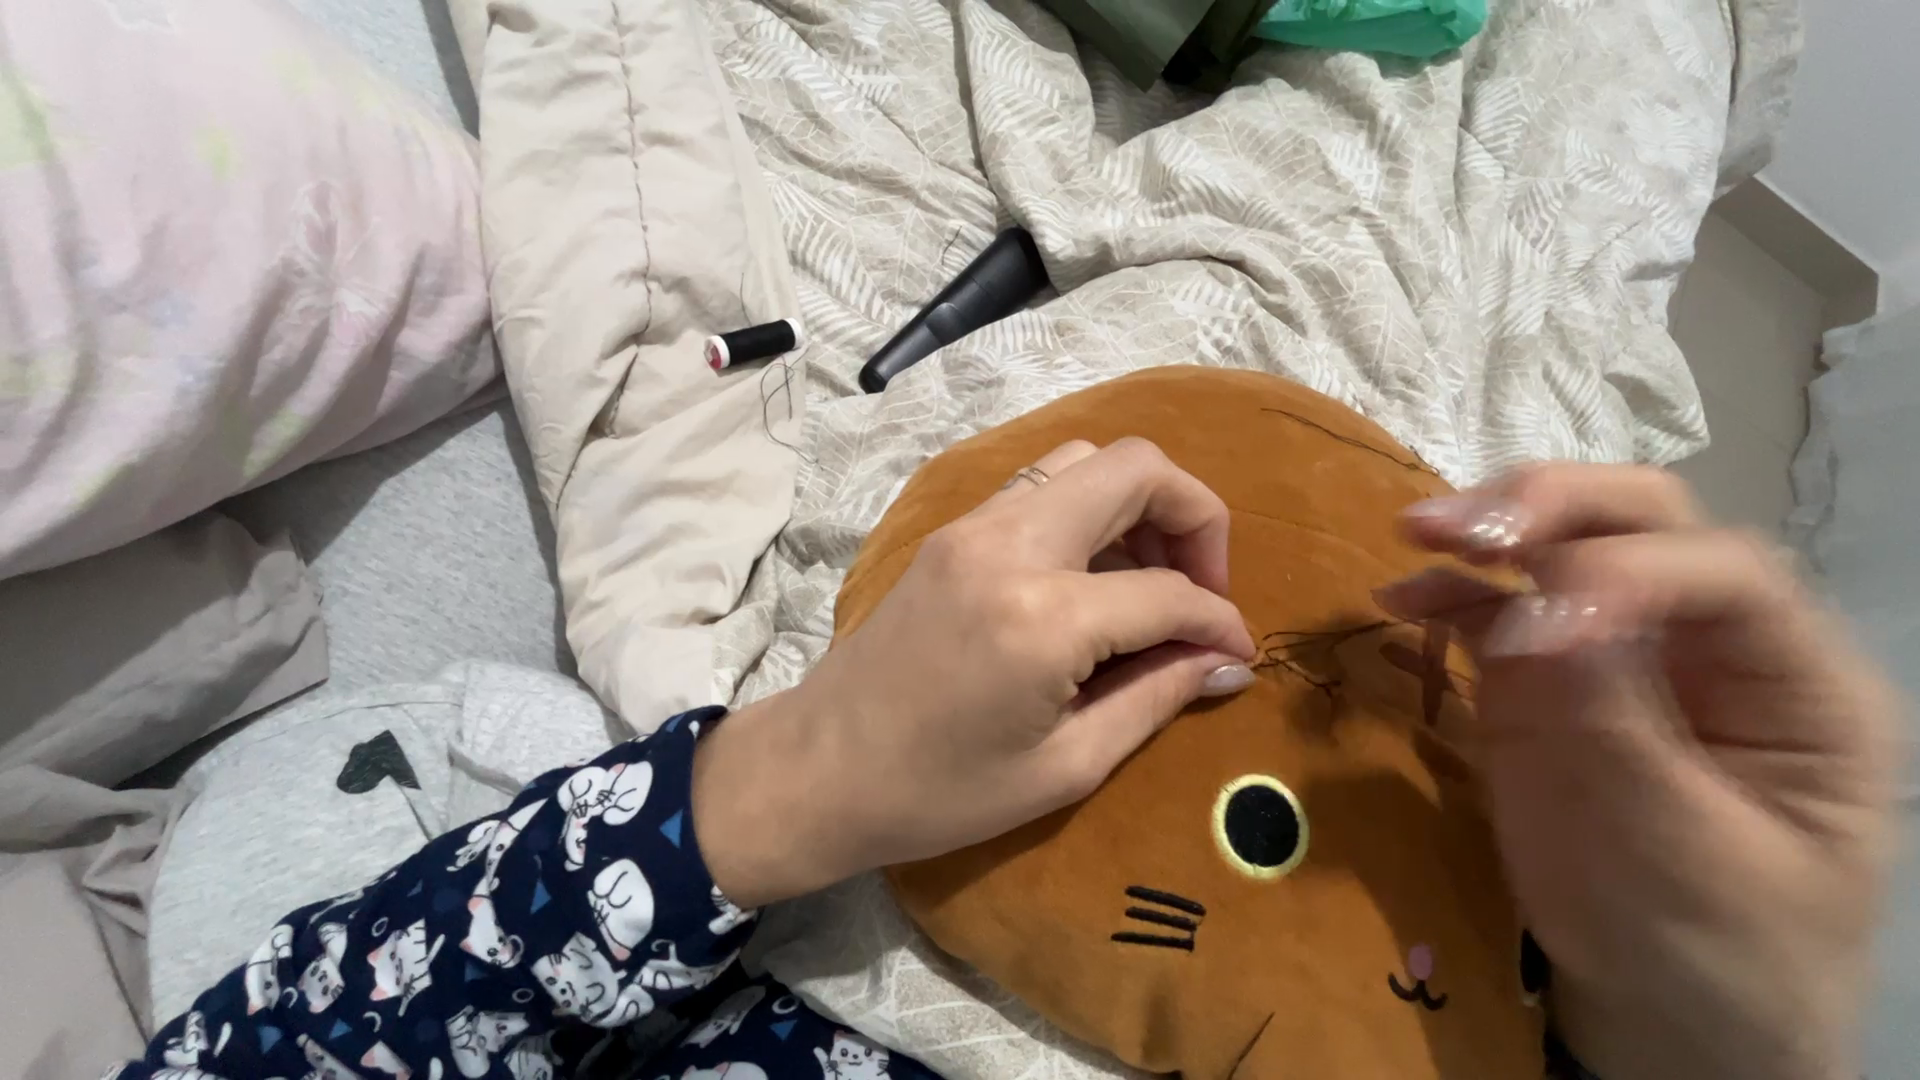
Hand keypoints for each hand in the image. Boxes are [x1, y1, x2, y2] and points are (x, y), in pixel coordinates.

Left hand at [693, 438, 1257, 908]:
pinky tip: (1092, 576)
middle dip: (1194, 516)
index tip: (1236, 652)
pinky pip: (1040, 488)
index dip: (1219, 619)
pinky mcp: (951, 532)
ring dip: (1137, 504)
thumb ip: (1156, 697)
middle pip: (1135, 468)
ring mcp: (972, 527)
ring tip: (1148, 580)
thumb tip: (1226, 661)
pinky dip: (1087, 512)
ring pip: (1084, 461)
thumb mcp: (1065, 766)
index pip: (1167, 590)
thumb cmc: (939, 793)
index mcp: (1042, 616)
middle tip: (1200, 588)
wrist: (820, 769)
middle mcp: (1008, 545)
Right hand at [1377, 464, 1898, 1079]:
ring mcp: (1611, 652)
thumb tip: (1534, 616)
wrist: (1654, 1006)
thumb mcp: (1675, 850)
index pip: (1721, 575)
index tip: (1529, 632)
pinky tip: (1395, 602)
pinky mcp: (1537, 676)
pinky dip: (1441, 595)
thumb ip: (1613, 725)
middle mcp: (1702, 642)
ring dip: (1484, 533)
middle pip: (1640, 523)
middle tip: (1451, 527)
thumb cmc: (1703, 945)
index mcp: (1793, 683)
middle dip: (1545, 508)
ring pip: (1556, 548)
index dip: (1622, 577)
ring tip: (1413, 537)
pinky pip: (1489, 611)